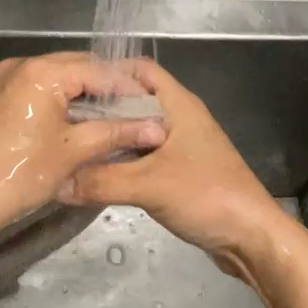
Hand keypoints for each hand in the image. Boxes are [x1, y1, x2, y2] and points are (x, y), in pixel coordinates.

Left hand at [0, 53, 164, 307]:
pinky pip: (35, 94)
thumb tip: (160, 128)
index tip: (154, 110)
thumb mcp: (72, 155)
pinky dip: (58, 107)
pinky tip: (73, 131)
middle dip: (107, 92)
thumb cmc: (15, 178)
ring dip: (83, 100)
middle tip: (135, 117)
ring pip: (55, 82)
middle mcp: (19, 66)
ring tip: (110, 125)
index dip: (129, 90)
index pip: (99, 70)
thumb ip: (117, 133)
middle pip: (76, 70)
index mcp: (41, 71)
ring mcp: (0, 82)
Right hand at [59, 59, 307, 307]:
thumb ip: (101, 180)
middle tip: (63, 120)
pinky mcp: (181, 173)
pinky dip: (123, 162)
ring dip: (111, 138)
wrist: (251, 237)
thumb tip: (57, 180)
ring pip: (139, 133)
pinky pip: (145, 158)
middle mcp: (181, 119)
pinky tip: (97, 175)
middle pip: (135, 102)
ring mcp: (182, 147)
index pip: (141, 70)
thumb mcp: (149, 185)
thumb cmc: (207, 196)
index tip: (74, 86)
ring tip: (72, 147)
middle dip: (102, 109)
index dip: (109, 72)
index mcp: (179, 105)